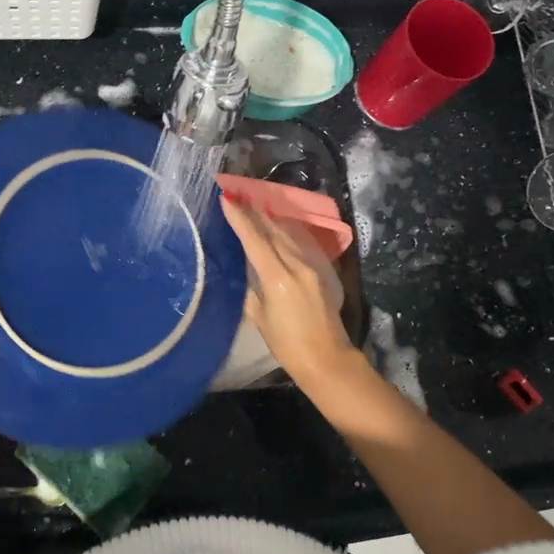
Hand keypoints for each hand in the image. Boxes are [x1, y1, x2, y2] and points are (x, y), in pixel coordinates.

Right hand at [220, 198, 354, 382]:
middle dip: (254, 212)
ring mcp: (315, 264)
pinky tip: (281, 226)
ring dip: (271, 218)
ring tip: (256, 207)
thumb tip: (247, 266)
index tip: (226, 199)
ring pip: (289, 232)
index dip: (239, 218)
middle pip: (272, 229)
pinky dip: (289, 231)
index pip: (254, 239)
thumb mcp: (258, 315)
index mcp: (277, 277)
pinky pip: (304, 241)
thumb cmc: (285, 343)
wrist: (326, 356)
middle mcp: (298, 264)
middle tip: (238, 196)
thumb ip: (252, 285)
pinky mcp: (326, 268)